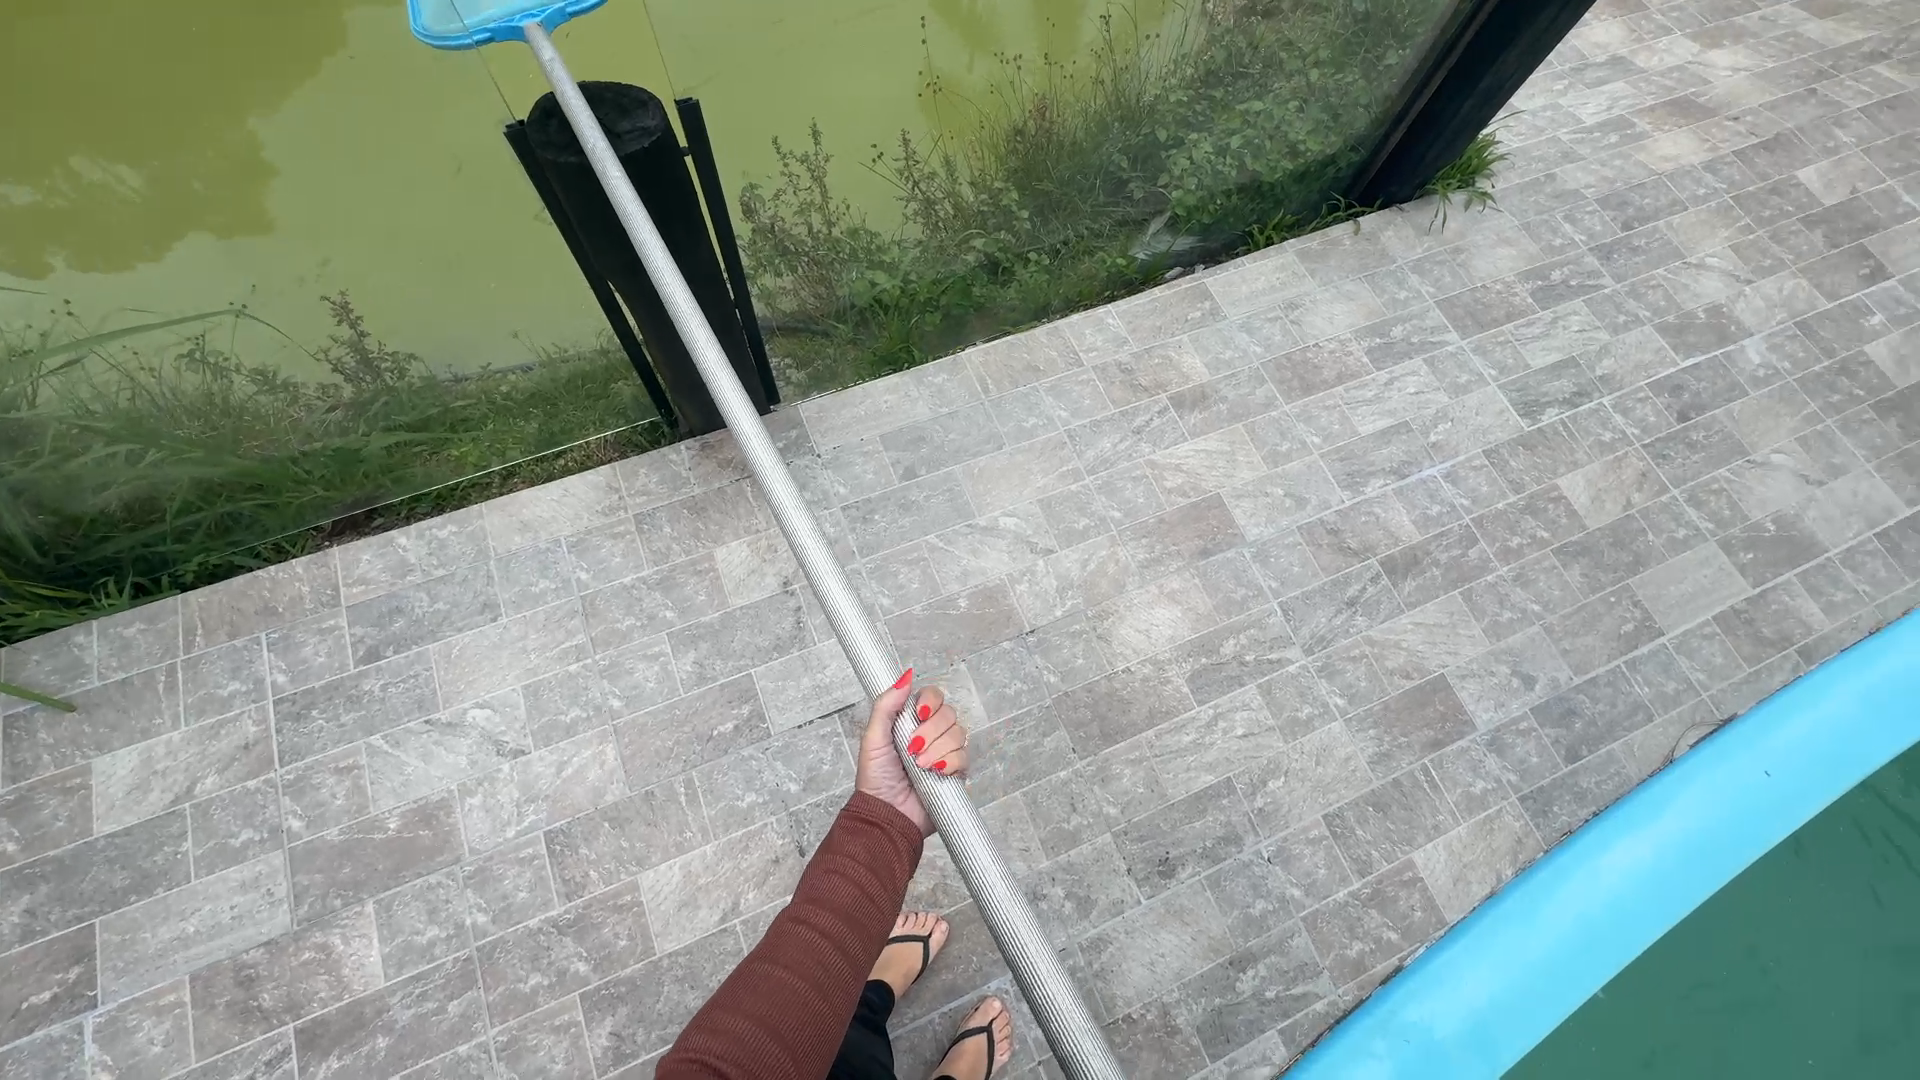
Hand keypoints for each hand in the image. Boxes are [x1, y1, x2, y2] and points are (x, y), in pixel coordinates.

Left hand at [856, 670, 969, 838]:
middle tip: (913, 748)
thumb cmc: (874, 777)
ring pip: (958, 734)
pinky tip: (936, 773)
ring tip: (920, 766)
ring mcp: (944, 752)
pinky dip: (950, 763)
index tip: (920, 713)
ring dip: (937, 750)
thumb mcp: (873, 737)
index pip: (934, 696)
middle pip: (948, 713)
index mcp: (912, 720)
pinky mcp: (955, 772)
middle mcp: (931, 733)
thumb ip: (887, 704)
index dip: (931, 701)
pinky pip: (964, 757)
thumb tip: (906, 676)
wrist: (886, 813)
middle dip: (930, 731)